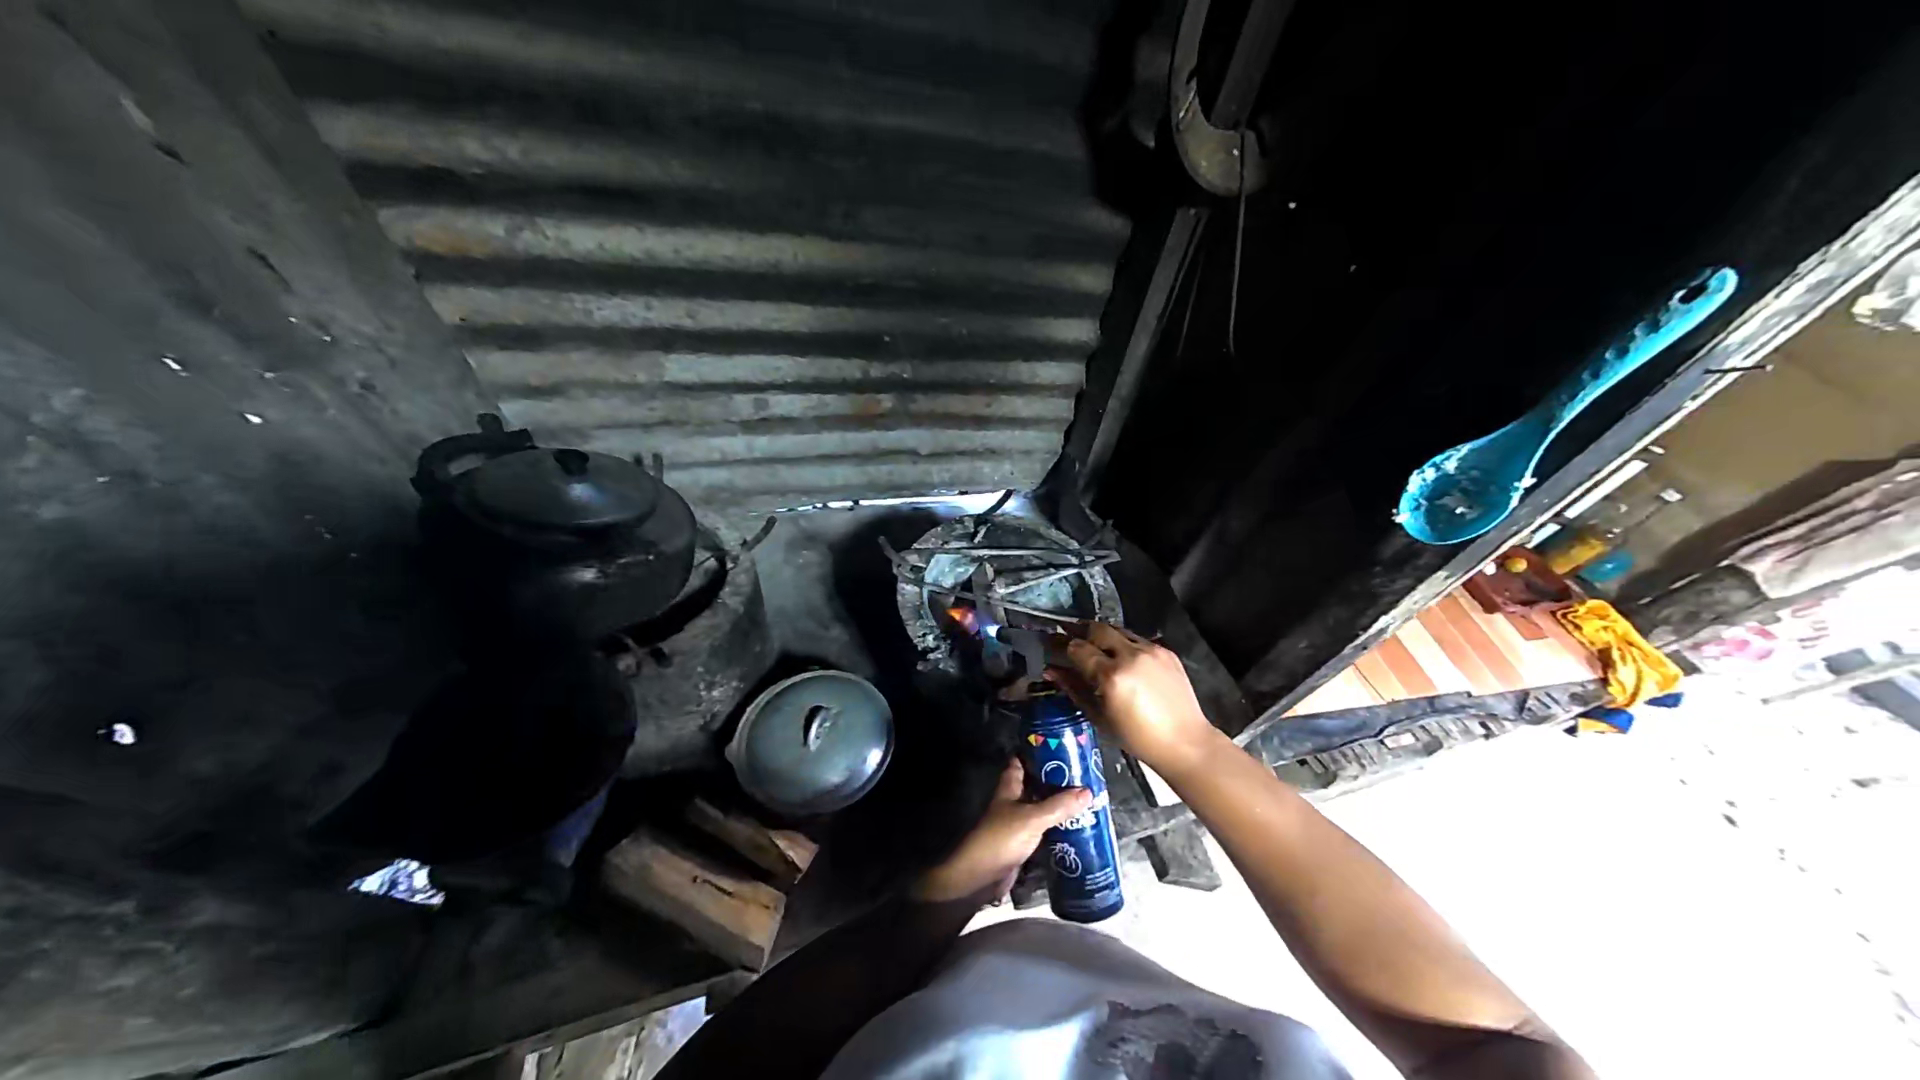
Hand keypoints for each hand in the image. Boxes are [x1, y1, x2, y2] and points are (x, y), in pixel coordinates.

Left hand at [911, 759, 1091, 904]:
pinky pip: (1044, 829)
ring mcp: (1018, 822)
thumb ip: (1059, 806)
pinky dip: (1059, 827)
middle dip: (1056, 779)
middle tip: (1085, 774)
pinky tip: (1078, 826)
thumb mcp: (1032, 818)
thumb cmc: (1001, 838)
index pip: (1021, 761)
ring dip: (1059, 804)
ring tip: (1089, 798)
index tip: (1061, 746)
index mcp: (1009, 787)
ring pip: (1041, 807)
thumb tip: (1088, 790)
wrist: (980, 877)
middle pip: (1035, 784)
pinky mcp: (1023, 843)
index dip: (1038, 752)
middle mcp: (1013, 801)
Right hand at [1046, 622, 1223, 775]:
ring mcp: (1151, 650)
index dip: (1064, 646)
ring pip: (1118, 630)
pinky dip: (1125, 645)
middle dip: (1081, 631)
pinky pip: (1138, 639)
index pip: (1078, 647)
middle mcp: (1130, 656)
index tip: (1055, 647)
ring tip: (1096, 648)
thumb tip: (1052, 670)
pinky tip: (1123, 660)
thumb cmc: (1137, 737)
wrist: (1184, 741)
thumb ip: (1074, 688)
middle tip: (1071, 638)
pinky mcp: (1166, 651)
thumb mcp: (1099, 716)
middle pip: (1097, 629)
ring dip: (1103, 636)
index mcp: (1111, 676)